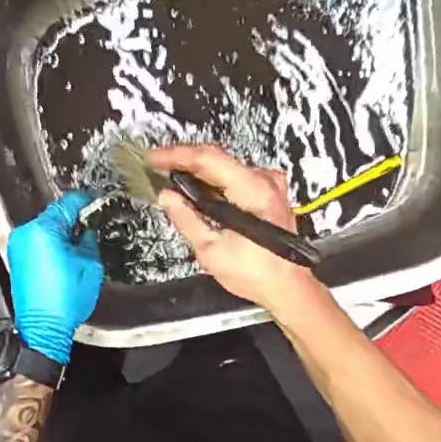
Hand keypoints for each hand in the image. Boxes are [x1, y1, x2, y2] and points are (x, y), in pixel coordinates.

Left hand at [7, 190, 103, 363]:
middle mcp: (26, 234)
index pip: (68, 203)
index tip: (97, 198)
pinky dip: (52, 244)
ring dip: (63, 233)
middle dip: (75, 219)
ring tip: (82, 243)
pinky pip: (38, 242)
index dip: (87, 200)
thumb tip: (88, 232)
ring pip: (46, 229)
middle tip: (93, 223)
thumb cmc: (64, 301)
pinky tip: (67, 256)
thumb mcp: (90, 266)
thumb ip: (90, 241)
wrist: (43, 328)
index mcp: (44, 230)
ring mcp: (18, 246)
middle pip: (55, 215)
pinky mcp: (17, 259)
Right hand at [151, 144, 323, 313]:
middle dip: (184, 162)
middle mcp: (265, 181)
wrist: (287, 286)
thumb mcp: (211, 251)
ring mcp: (270, 185)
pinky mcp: (270, 193)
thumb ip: (186, 219)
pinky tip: (200, 191)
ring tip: (174, 179)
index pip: (207, 158)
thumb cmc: (257, 273)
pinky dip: (215, 182)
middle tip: (158, 168)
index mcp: (252, 191)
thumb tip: (168, 198)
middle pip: (217, 159)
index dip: (175, 155)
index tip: (154, 159)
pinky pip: (237, 177)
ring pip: (226, 167)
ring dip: (199, 172)